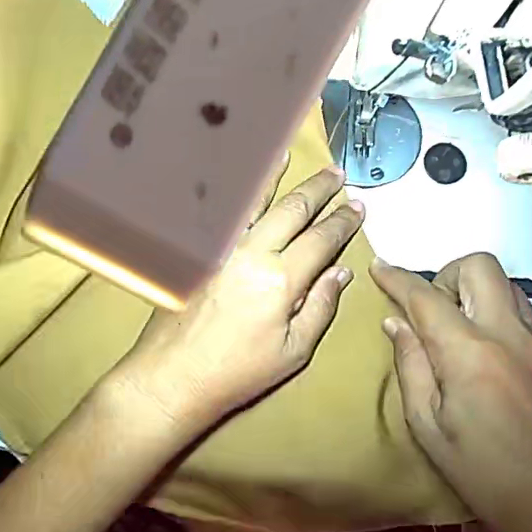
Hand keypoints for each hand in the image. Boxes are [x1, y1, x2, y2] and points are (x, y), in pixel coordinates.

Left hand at [105, 166, 362, 442]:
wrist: (172, 375)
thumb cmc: (237, 372)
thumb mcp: (293, 352)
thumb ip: (320, 307)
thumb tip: (341, 272)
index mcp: (280, 280)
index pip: (321, 239)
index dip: (343, 222)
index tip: (358, 207)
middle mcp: (250, 253)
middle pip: (291, 210)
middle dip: (318, 190)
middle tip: (336, 175)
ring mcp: (218, 248)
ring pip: (251, 202)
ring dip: (274, 177)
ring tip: (289, 155)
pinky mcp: (196, 252)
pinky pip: (220, 215)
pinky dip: (235, 195)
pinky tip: (241, 184)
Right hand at [370, 254, 531, 531]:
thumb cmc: (479, 470)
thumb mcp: (426, 424)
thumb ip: (410, 364)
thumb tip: (396, 322)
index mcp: (469, 354)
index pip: (425, 296)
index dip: (396, 278)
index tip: (379, 269)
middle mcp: (511, 335)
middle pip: (479, 266)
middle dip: (446, 276)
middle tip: (432, 309)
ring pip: (508, 288)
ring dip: (477, 297)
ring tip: (463, 333)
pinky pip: (528, 319)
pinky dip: (503, 324)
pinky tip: (496, 362)